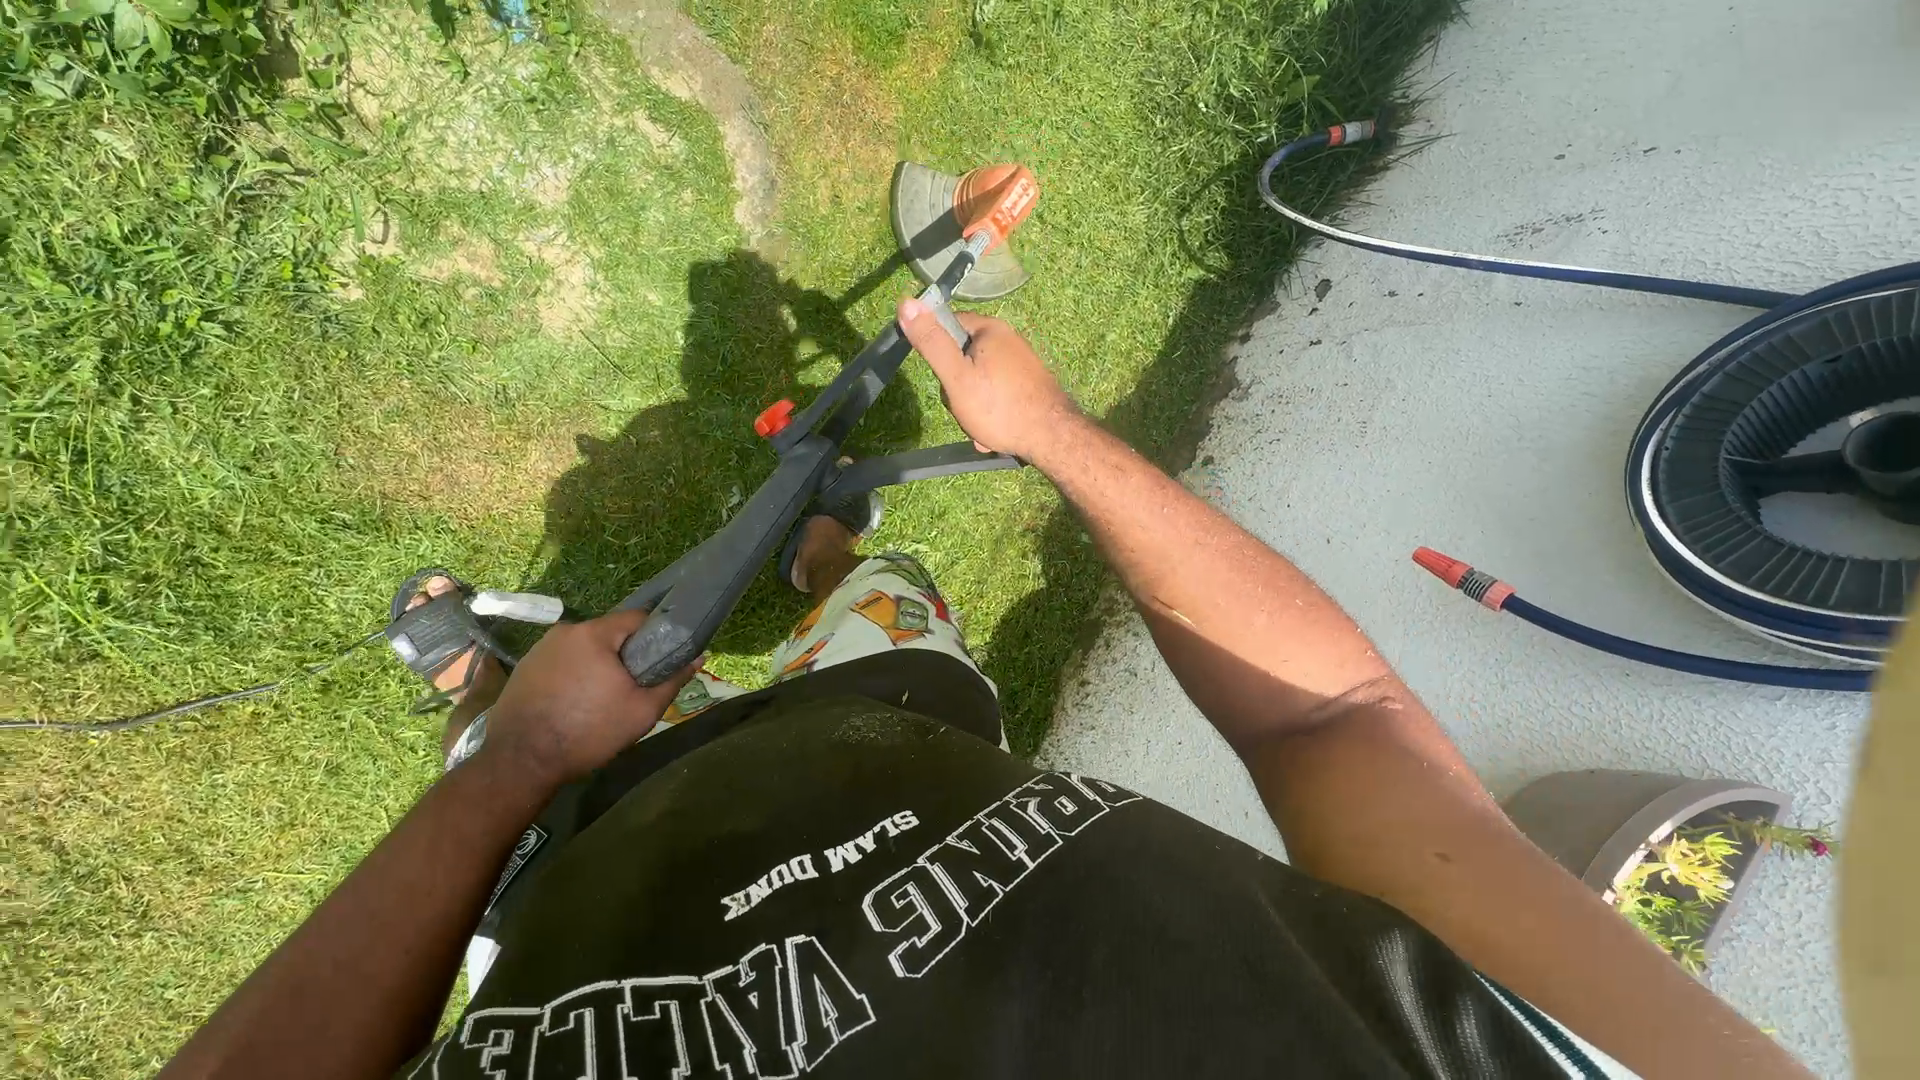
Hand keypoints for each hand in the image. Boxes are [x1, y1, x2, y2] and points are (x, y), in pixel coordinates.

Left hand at [473, 609, 696, 792]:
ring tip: (602, 699)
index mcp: (594, 633)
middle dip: (625, 656)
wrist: (520, 762)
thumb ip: (673, 680)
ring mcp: (540, 648)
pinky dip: (574, 676)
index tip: (660, 663)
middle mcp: (565, 631)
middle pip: (610, 634)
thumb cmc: (588, 732)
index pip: (637, 618)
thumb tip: (698, 656)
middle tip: (632, 687)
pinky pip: (563, 662)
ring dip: (598, 666)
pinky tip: (574, 704)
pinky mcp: (524, 667)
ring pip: (585, 649)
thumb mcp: (642, 710)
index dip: (656, 637)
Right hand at [897, 296, 1081, 463]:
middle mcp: (1009, 340)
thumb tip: (905, 302)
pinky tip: (995, 432)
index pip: (948, 327)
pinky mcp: (1029, 385)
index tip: (944, 380)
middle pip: (964, 359)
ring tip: (982, 427)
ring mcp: (1021, 364)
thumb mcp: (956, 376)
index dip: (939, 355)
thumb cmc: (999, 406)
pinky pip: (998, 395)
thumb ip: (931, 343)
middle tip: (966, 410)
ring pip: (980, 382)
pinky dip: (992, 414)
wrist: (1052, 437)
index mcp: (990, 330)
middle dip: (958, 390)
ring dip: (974, 408)